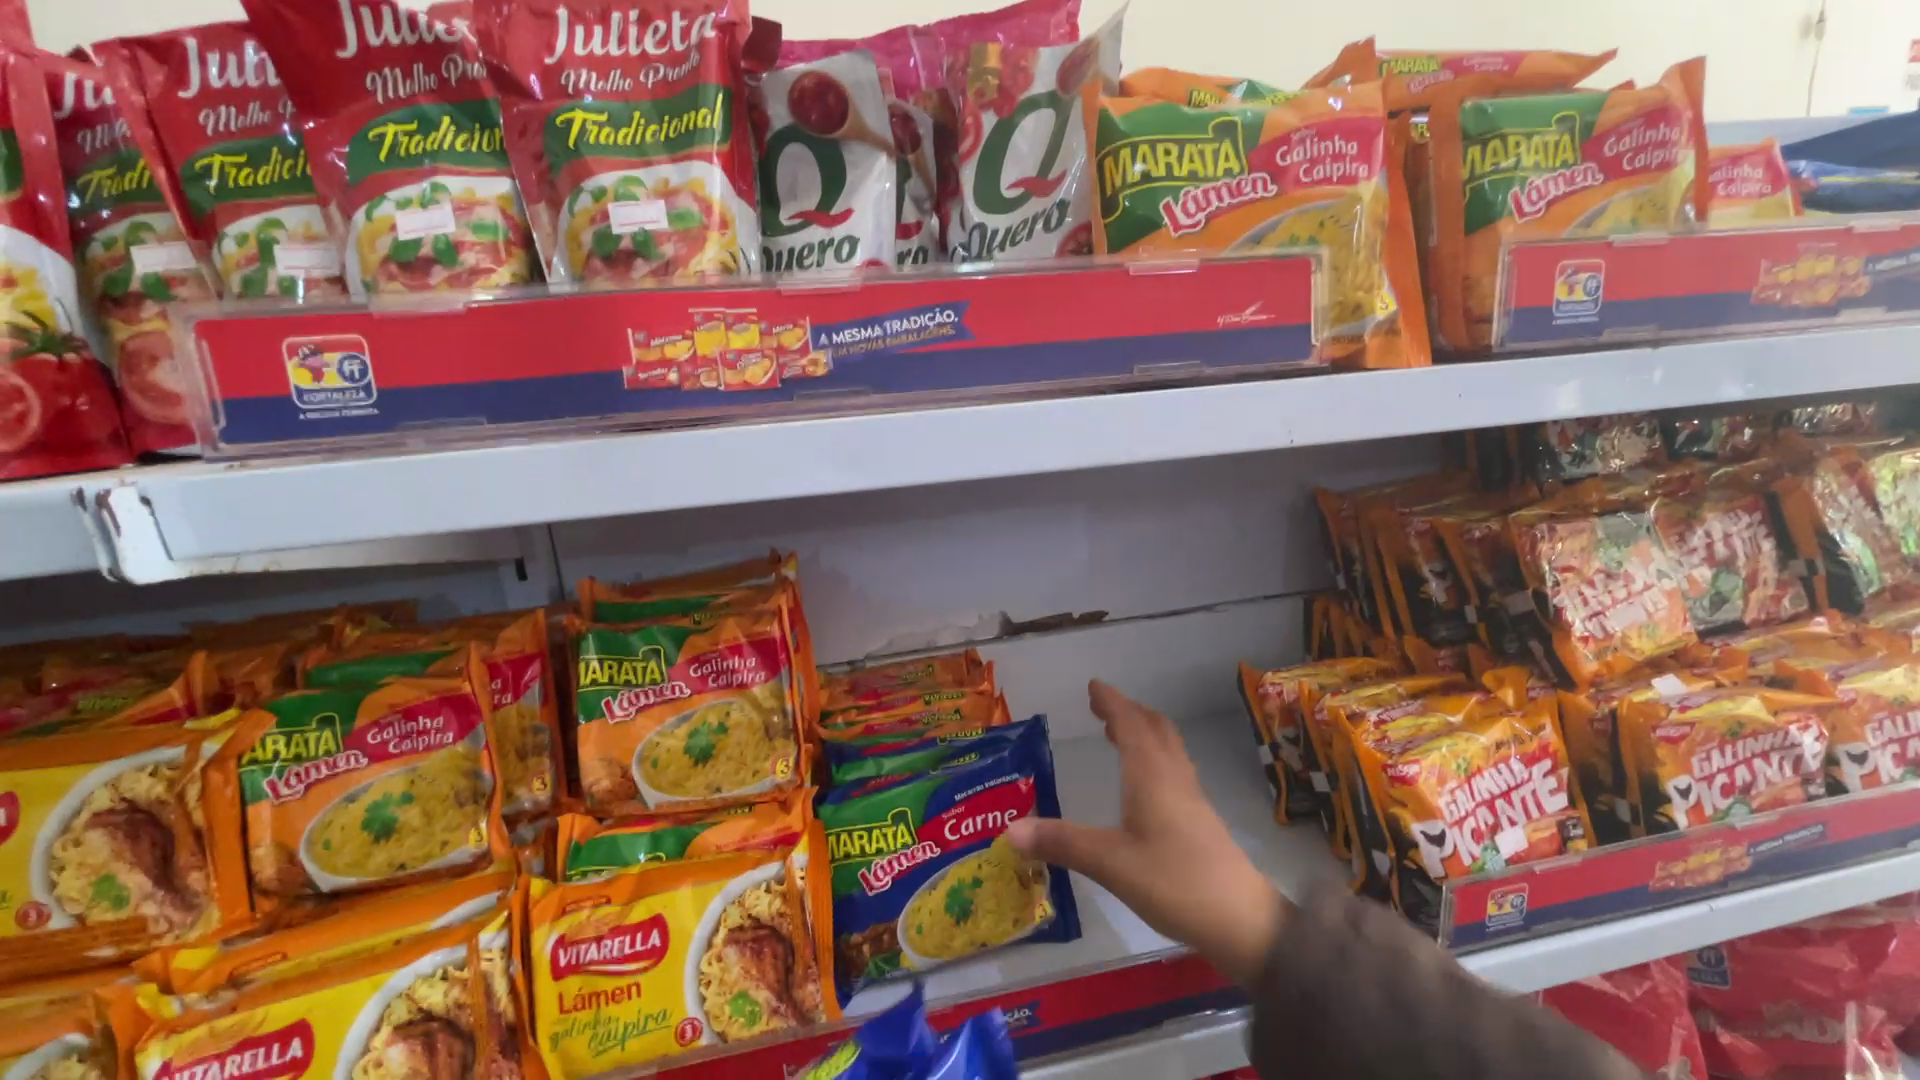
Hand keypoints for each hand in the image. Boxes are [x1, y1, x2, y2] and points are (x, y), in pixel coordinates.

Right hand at [1007, 680, 1284, 985]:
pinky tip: (1143, 782)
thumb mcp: (1110, 863)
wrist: (1241, 919)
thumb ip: (1061, 842)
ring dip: (1142, 732)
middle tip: (1101, 706)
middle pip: (1154, 729)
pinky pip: (1172, 768)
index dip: (1112, 703)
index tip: (1093, 686)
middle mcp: (1173, 777)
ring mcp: (1191, 798)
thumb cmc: (1174, 881)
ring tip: (1117, 734)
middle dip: (1127, 712)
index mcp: (1151, 775)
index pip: (1130, 724)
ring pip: (1167, 748)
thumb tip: (1010, 828)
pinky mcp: (1199, 819)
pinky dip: (1152, 756)